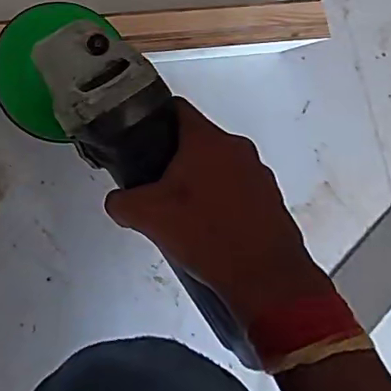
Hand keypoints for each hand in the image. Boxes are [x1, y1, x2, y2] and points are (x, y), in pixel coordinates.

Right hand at [104, 99, 333, 319]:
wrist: (266, 281)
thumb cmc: (208, 236)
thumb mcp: (145, 216)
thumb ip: (120, 201)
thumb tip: (118, 202)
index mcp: (208, 141)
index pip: (176, 108)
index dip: (153, 117)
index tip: (142, 133)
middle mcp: (238, 150)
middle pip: (196, 141)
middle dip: (174, 159)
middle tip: (155, 183)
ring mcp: (259, 175)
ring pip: (218, 167)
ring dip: (200, 183)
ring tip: (181, 213)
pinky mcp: (272, 201)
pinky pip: (238, 191)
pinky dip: (221, 203)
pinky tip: (207, 230)